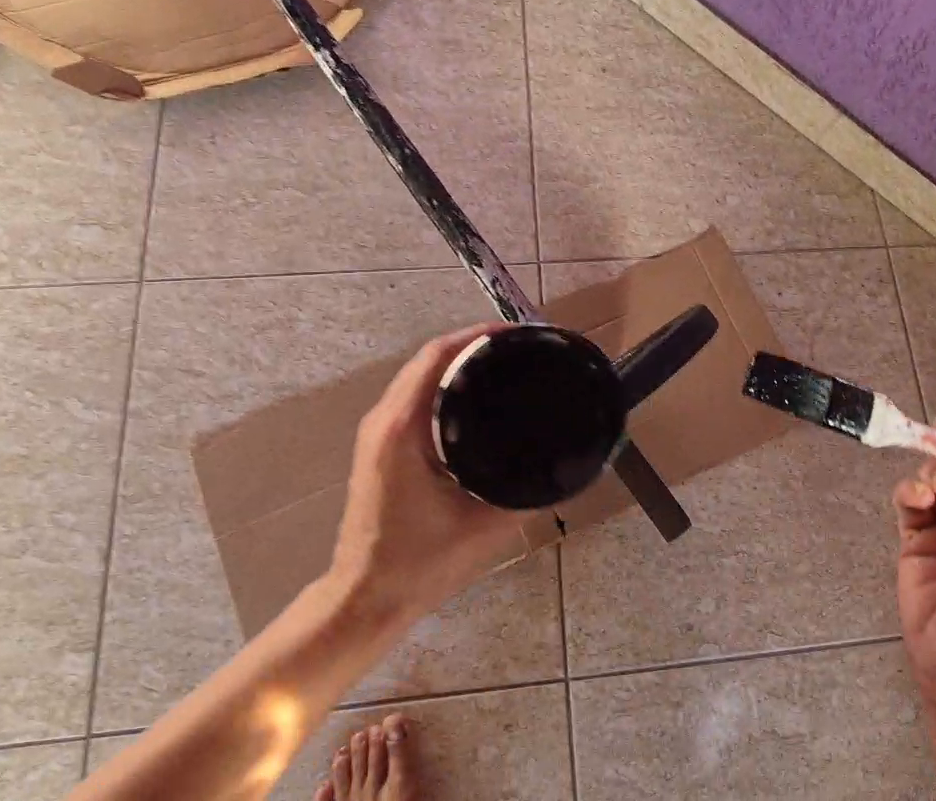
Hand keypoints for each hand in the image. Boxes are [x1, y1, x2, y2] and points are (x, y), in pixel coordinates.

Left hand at [329, 323, 530, 618]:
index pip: (436, 356)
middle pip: (428, 359)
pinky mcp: (380, 448)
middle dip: (473, 344)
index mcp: (401, 429)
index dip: (477, 335)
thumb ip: (529, 494)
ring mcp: (377, 434)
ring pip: (419, 377)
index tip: (519, 334)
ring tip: (505, 365)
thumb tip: (569, 468)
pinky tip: (476, 399)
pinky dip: (444, 385)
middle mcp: (384, 421)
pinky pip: (413, 398)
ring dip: (458, 363)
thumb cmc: (419, 564)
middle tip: (522, 349)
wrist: (366, 599)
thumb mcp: (483, 527)